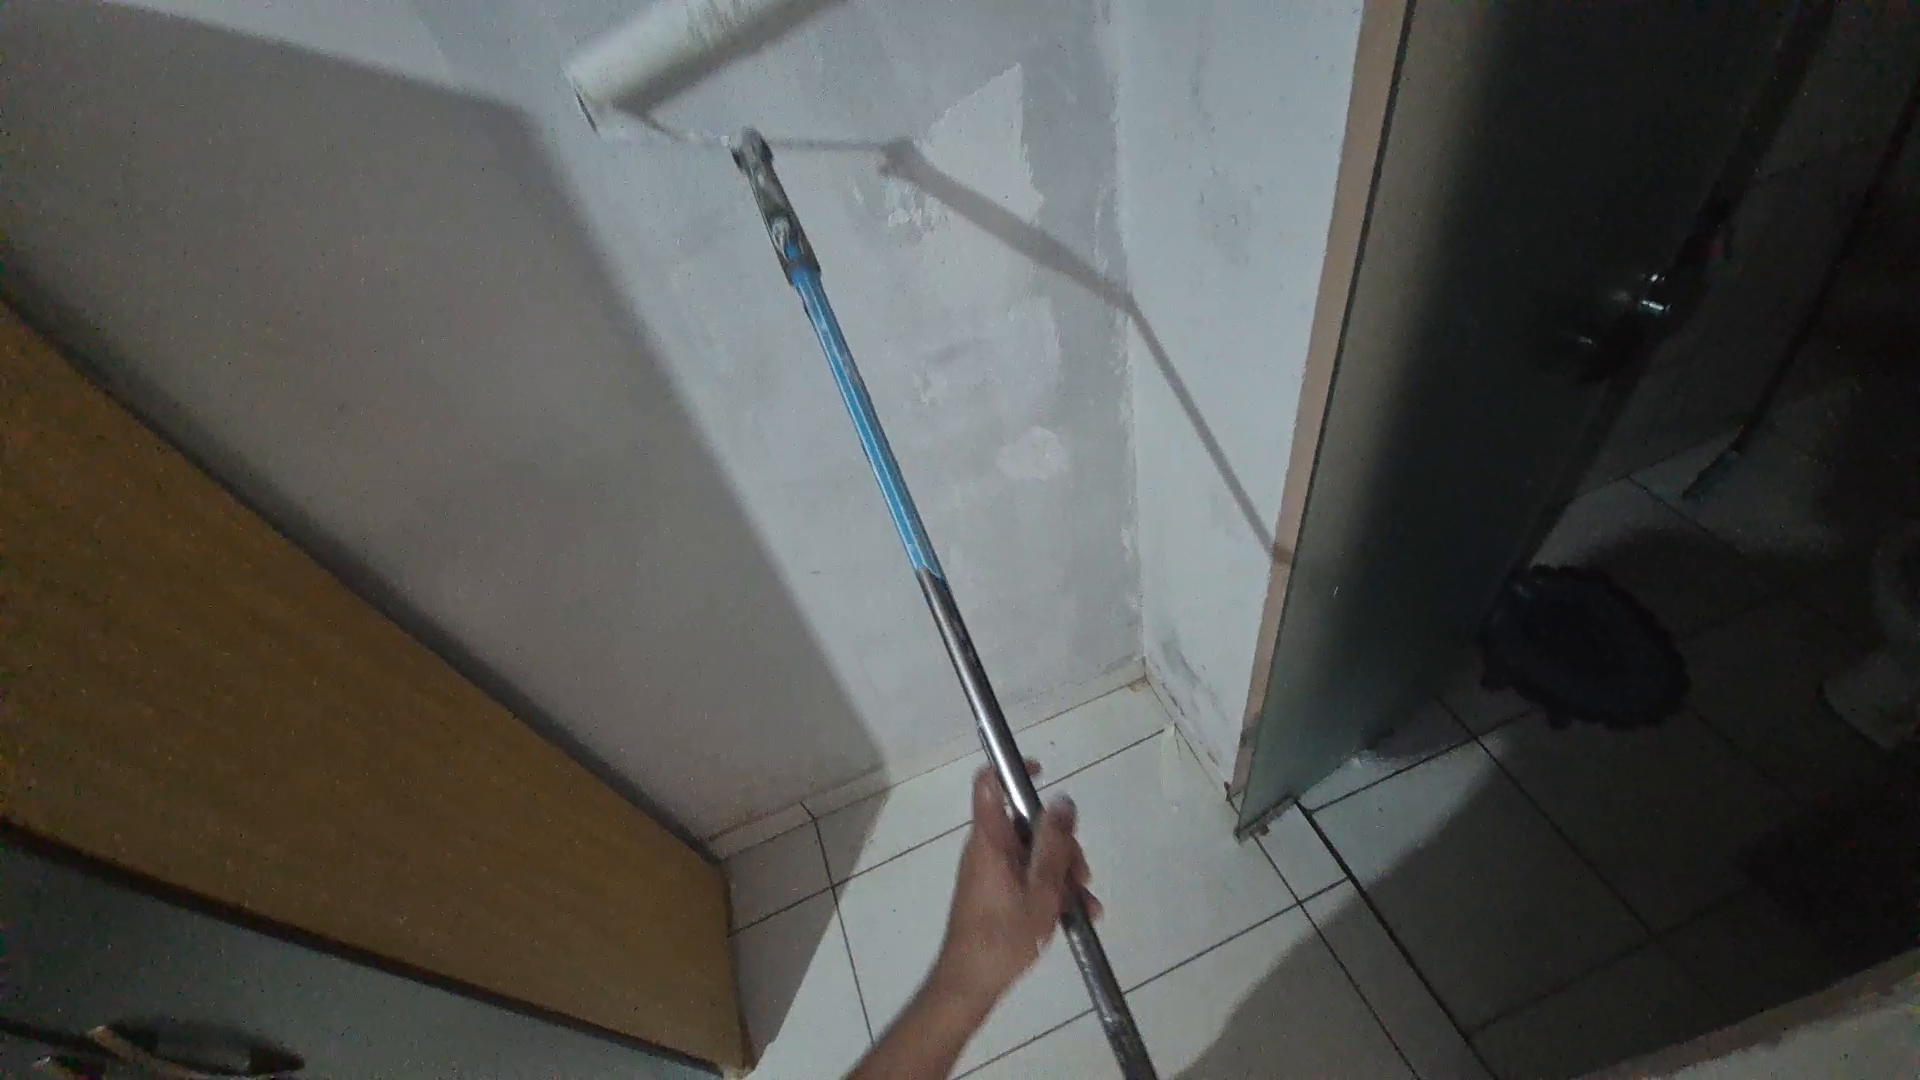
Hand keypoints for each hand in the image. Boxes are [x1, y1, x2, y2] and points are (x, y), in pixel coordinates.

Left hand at [931, 762, 1099, 1010]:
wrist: (970, 983)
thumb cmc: (1004, 935)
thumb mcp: (1041, 890)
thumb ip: (1053, 845)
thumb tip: (1062, 800)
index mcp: (990, 838)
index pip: (990, 784)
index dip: (1013, 769)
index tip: (1042, 772)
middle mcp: (988, 846)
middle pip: (1027, 823)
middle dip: (1061, 844)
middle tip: (1081, 875)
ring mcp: (991, 868)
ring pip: (1033, 852)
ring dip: (1062, 872)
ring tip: (1084, 904)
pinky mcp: (996, 889)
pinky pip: (1027, 875)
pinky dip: (1050, 888)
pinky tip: (1077, 913)